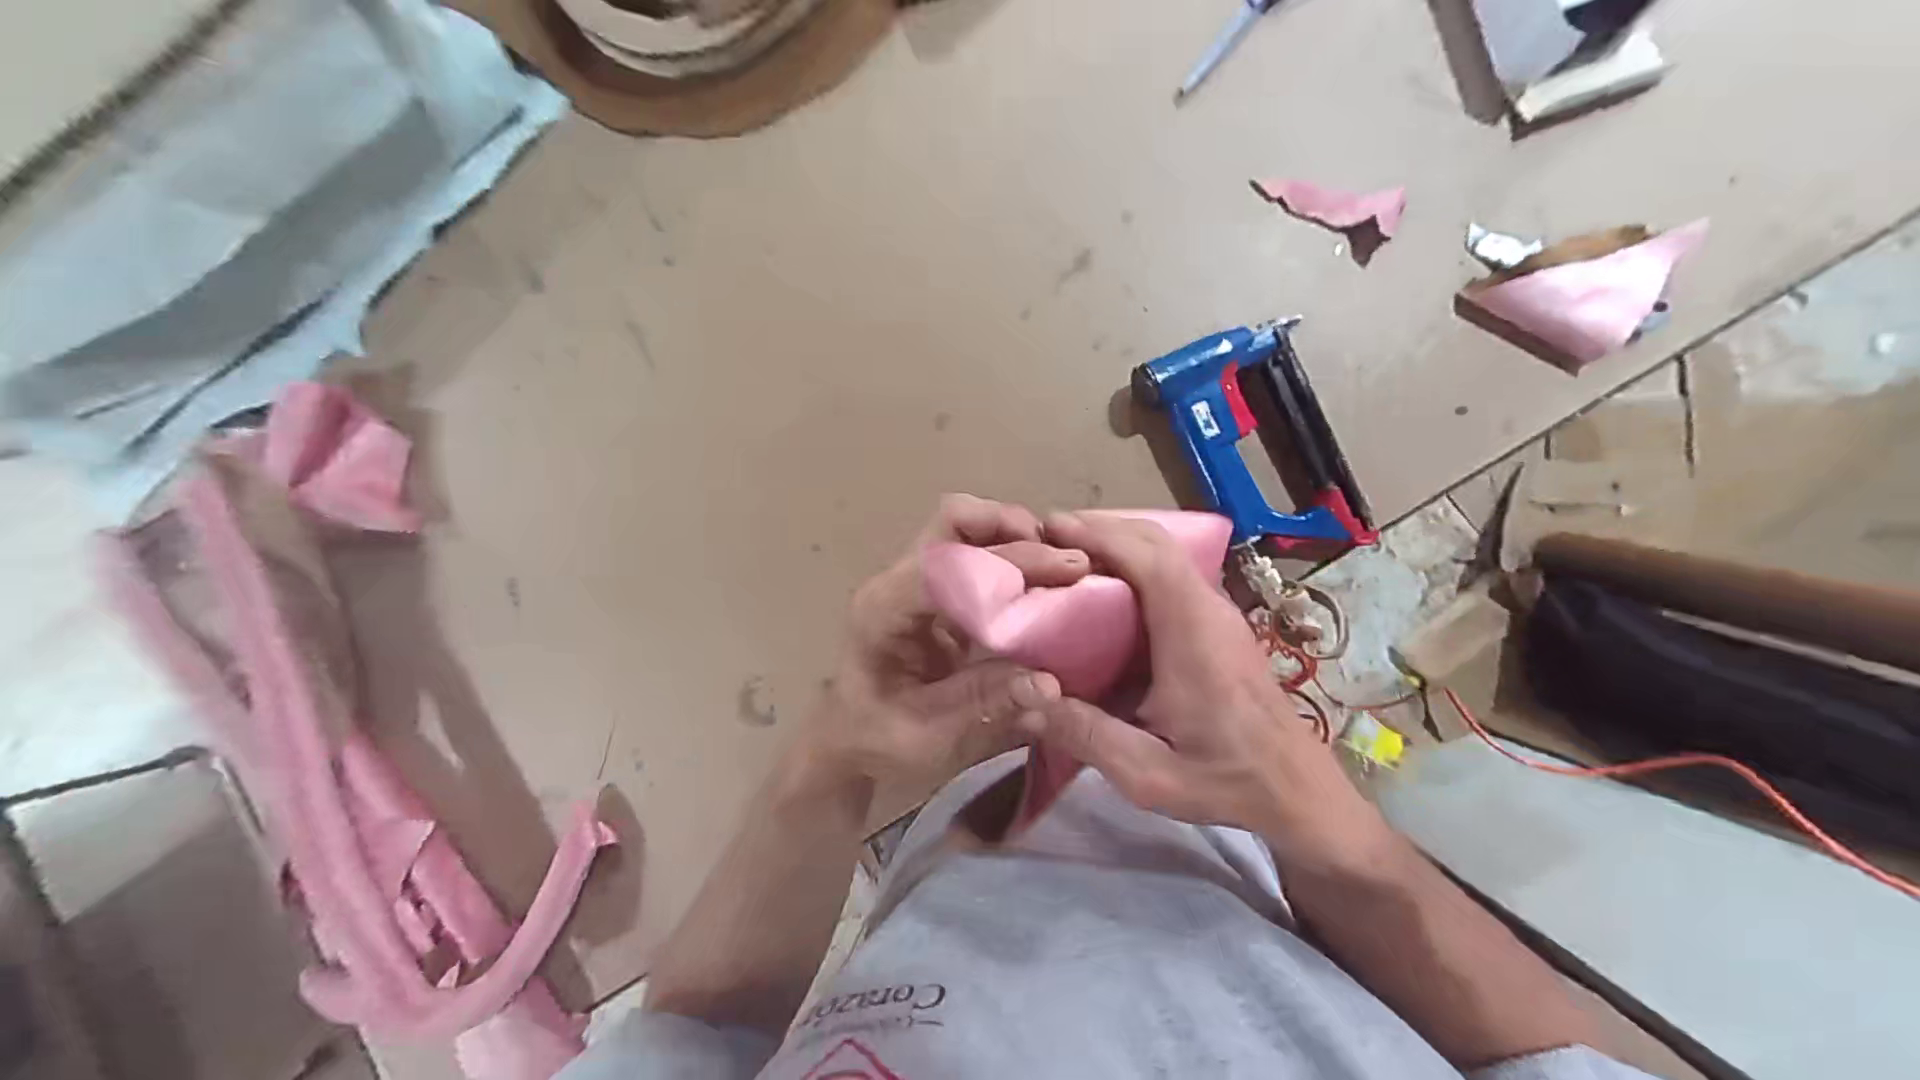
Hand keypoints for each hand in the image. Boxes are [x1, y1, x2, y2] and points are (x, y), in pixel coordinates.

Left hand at [795, 495, 1085, 794]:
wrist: (851, 739)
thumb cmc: (877, 740)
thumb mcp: (928, 738)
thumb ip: (985, 707)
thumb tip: (1051, 684)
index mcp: (884, 609)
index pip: (948, 564)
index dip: (1005, 561)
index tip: (1063, 576)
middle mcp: (900, 581)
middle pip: (955, 521)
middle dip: (1014, 529)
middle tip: (1067, 564)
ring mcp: (918, 581)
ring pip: (969, 528)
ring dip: (1018, 537)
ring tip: (1065, 569)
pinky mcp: (939, 591)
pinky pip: (978, 554)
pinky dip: (1016, 557)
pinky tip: (1048, 584)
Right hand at [1023, 512, 1393, 869]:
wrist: (1298, 791)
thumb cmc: (1227, 781)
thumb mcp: (1149, 774)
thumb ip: (1087, 735)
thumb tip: (1026, 699)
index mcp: (1193, 633)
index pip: (1147, 557)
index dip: (1098, 533)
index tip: (1049, 527)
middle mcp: (1209, 609)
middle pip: (1156, 541)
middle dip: (1101, 527)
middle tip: (1047, 536)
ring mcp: (1217, 613)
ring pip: (1165, 553)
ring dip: (1117, 541)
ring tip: (1067, 553)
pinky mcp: (1216, 624)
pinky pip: (1170, 573)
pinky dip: (1132, 561)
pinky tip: (1102, 585)